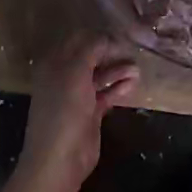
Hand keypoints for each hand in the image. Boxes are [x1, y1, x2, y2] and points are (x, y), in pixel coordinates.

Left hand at [21, 35, 138, 184]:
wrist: (60, 157)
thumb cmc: (64, 109)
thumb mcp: (75, 72)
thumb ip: (90, 50)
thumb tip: (105, 37)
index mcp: (54, 64)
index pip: (76, 41)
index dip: (97, 36)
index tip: (120, 34)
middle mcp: (63, 77)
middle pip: (89, 58)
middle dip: (109, 53)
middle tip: (132, 49)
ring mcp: (76, 96)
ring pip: (99, 76)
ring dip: (117, 70)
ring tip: (137, 68)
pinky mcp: (90, 113)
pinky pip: (106, 94)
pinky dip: (118, 88)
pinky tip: (134, 82)